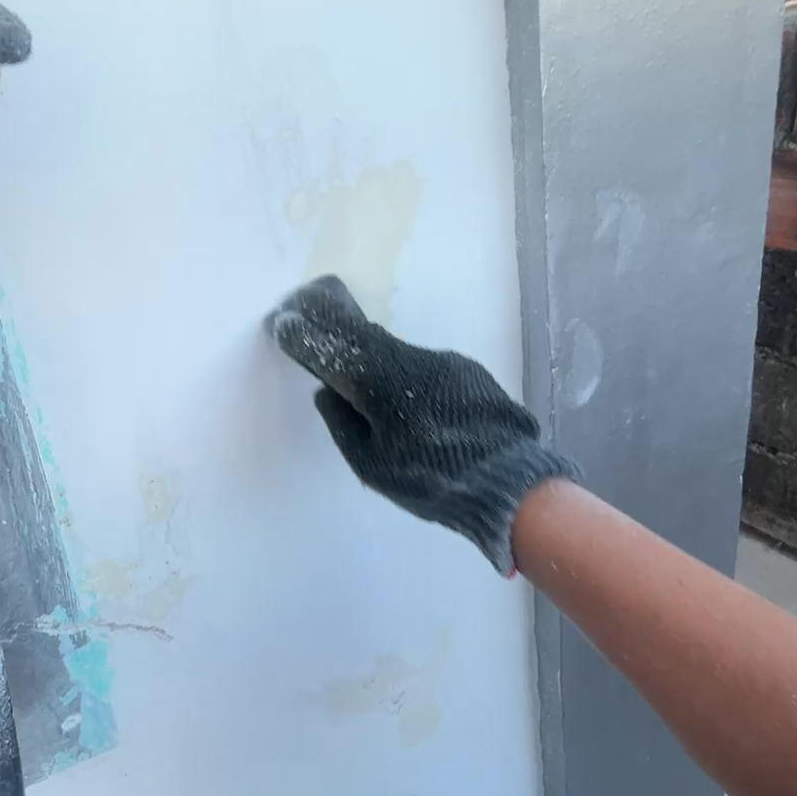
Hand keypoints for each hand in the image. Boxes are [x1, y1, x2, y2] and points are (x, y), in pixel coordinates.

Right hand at [267, 275, 575, 573]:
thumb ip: (343, 424)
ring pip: (395, 354)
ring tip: (364, 376)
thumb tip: (329, 392)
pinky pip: (423, 368)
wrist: (511, 484)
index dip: (306, 335)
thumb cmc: (431, 481)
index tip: (285, 321)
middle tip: (313, 311)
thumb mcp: (371, 465)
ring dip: (374, 359)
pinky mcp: (467, 371)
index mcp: (380, 382)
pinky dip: (407, 376)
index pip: (331, 349)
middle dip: (334, 326)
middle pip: (363, 338)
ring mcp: (443, 361)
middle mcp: (410, 359)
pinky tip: (412, 400)